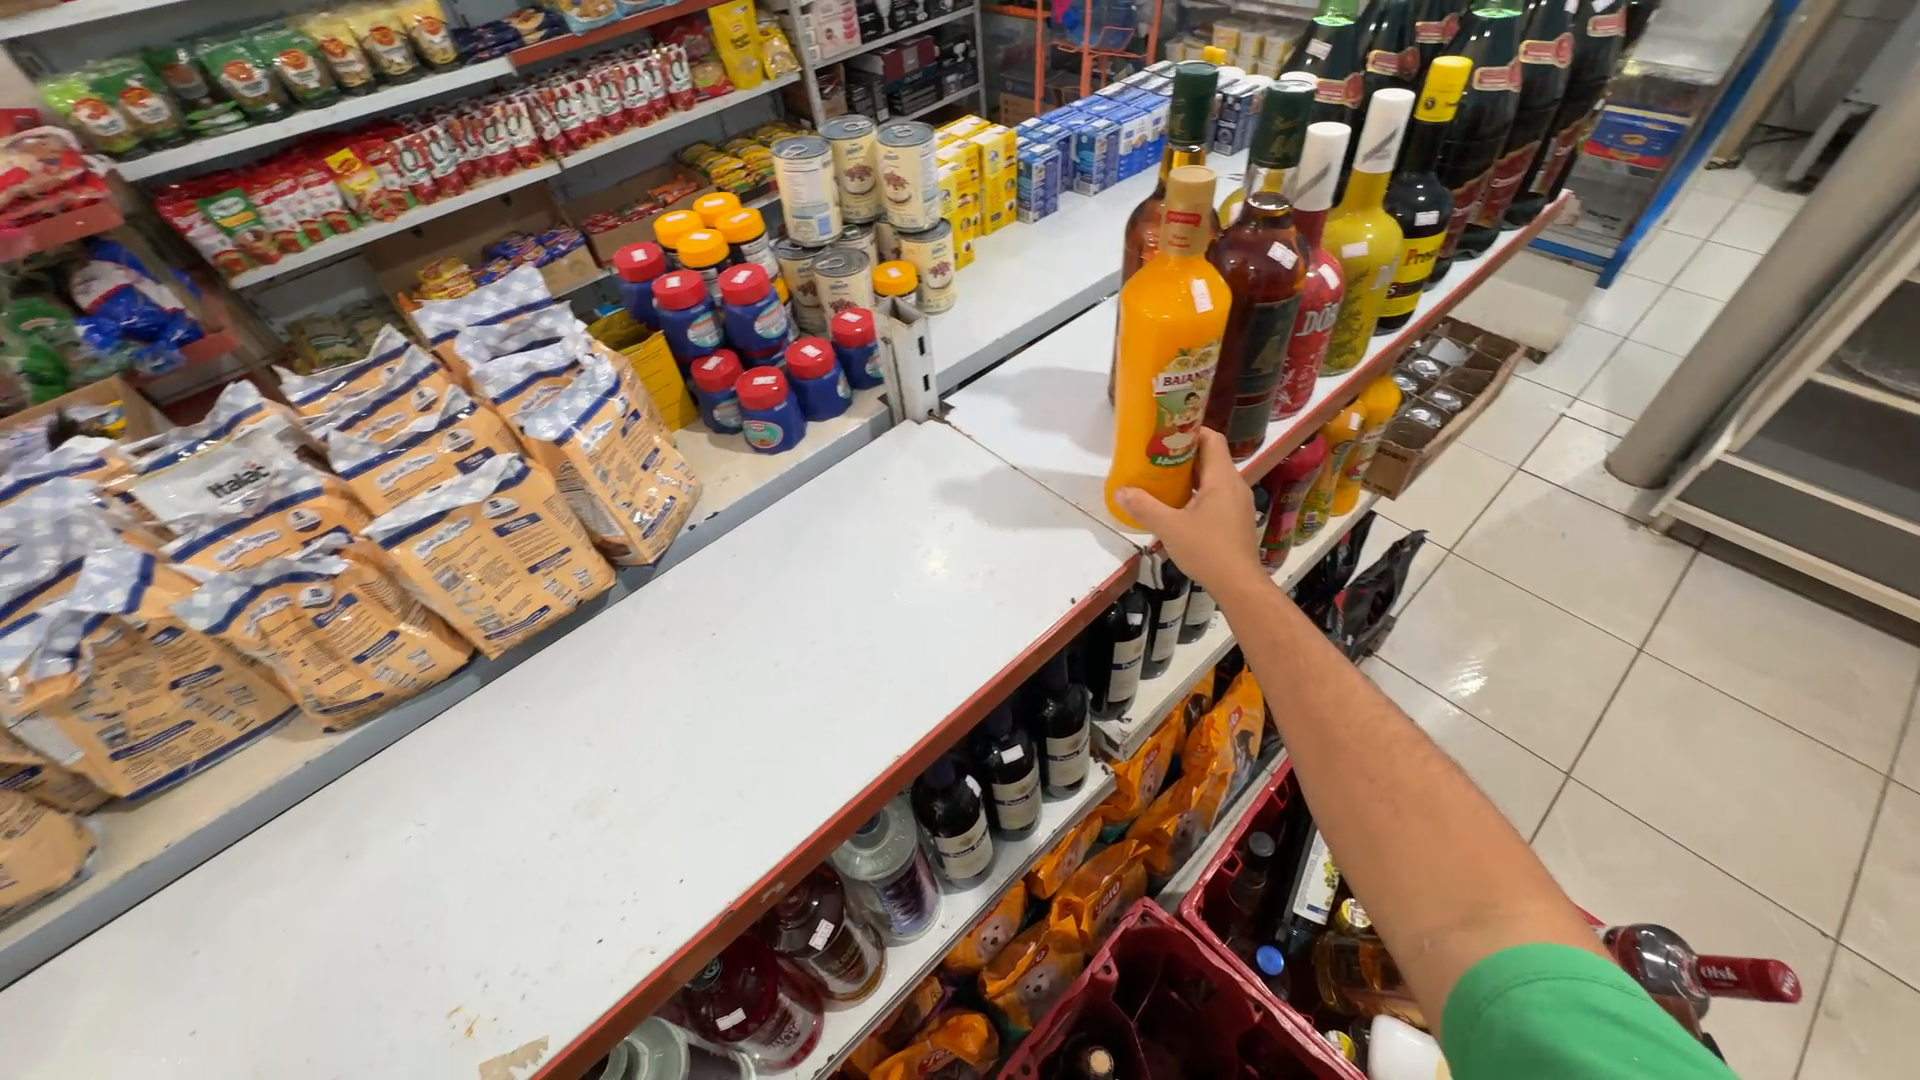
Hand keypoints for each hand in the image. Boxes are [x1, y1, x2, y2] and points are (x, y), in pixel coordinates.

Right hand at [1114, 428, 1267, 600]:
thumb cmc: (1207, 549)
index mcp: (1222, 478)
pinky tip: (1178, 507)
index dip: (1190, 431)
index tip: (1166, 434)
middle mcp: (1234, 485)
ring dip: (1189, 476)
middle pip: (1210, 458)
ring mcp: (1238, 503)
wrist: (1238, 584)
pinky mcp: (1236, 520)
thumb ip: (1144, 507)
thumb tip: (1121, 491)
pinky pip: (1216, 496)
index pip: (1211, 439)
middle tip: (1156, 457)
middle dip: (1183, 455)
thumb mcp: (1169, 527)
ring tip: (1162, 480)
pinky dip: (1197, 494)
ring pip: (1212, 478)